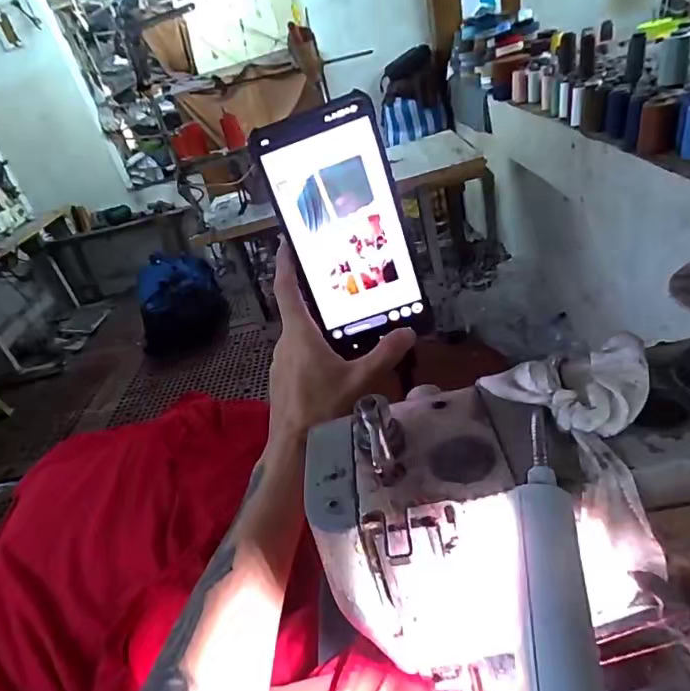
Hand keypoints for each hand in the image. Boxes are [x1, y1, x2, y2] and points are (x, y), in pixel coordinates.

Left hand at [268, 241, 415, 438]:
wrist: (292, 447)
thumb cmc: (322, 408)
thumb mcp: (360, 380)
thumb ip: (385, 354)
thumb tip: (409, 332)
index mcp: (299, 334)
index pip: (286, 289)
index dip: (285, 263)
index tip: (285, 243)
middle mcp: (285, 342)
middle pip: (296, 311)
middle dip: (313, 297)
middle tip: (336, 286)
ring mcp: (280, 361)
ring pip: (297, 334)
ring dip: (315, 326)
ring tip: (341, 325)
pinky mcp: (282, 377)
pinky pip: (296, 353)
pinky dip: (311, 347)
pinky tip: (331, 361)